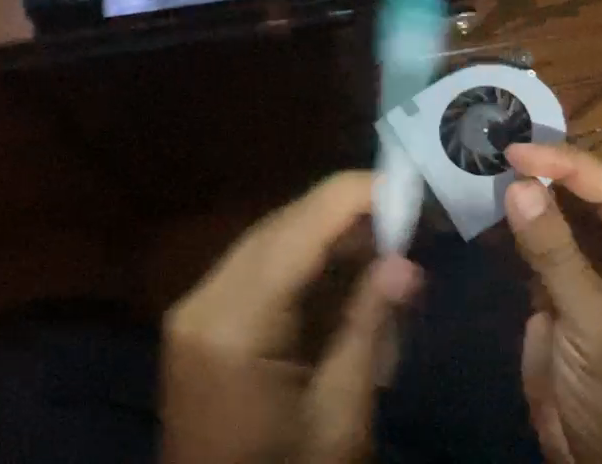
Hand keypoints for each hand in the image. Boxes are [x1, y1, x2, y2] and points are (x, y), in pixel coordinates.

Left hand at [162, 172, 422, 463]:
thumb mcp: (340, 418)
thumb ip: (368, 327)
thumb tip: (405, 263)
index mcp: (232, 326)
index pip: (296, 232)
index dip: (351, 197)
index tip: (407, 183)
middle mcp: (201, 302)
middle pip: (278, 231)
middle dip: (343, 215)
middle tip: (407, 214)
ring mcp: (193, 313)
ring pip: (267, 246)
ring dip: (324, 239)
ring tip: (387, 237)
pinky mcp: (198, 326)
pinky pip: (256, 275)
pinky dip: (301, 267)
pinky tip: (345, 270)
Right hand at [503, 143, 601, 463]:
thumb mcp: (594, 325)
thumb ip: (555, 253)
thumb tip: (518, 183)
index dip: (568, 165)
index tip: (517, 152)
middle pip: (587, 200)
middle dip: (545, 173)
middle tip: (495, 149)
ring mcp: (590, 278)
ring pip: (558, 220)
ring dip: (526, 196)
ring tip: (483, 166)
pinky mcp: (557, 297)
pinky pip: (536, 249)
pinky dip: (512, 229)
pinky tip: (483, 208)